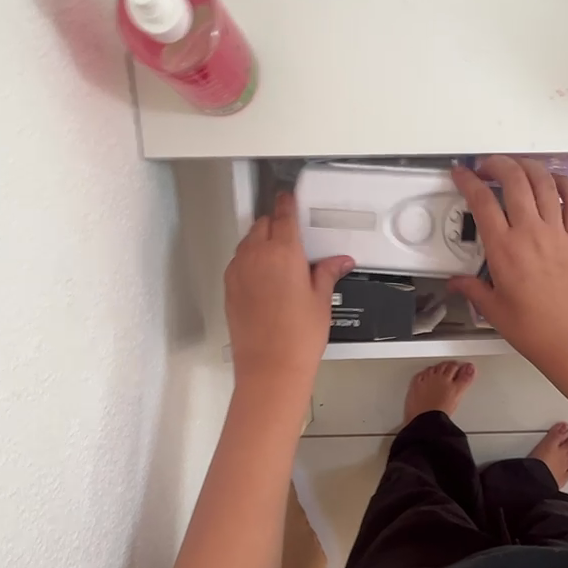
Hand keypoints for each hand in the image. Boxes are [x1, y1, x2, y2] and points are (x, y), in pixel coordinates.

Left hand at [224, 191, 353, 385]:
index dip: (288, 203)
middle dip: (276, 225)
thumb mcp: (321, 302)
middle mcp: (256, 256)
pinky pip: (239, 263)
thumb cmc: (296, 340)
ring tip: (280, 262)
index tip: (291, 199)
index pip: (284, 213)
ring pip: (248, 242)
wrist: (270, 368)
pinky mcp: (230, 288)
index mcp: (283, 252)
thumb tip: (338, 262)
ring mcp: (239, 271)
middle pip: (263, 224)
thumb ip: (327, 273)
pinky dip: (250, 263)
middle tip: (292, 237)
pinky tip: (266, 281)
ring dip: (262, 243)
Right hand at [446, 157, 567, 362]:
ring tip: (517, 166)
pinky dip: (566, 184)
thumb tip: (457, 283)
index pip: (481, 201)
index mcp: (504, 250)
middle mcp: (530, 233)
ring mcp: (556, 233)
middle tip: (487, 166)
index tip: (461, 174)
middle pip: (514, 179)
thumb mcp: (493, 310)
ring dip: (528, 166)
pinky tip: (556, 180)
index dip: (468, 181)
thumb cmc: (533, 329)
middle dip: (497, 164)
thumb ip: (472, 289)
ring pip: (544, 182)